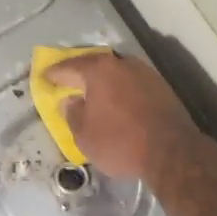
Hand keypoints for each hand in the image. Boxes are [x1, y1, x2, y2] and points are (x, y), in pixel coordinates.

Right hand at [45, 50, 197, 180]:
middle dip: (81, 73)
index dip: (55, 73)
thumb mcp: (84, 136)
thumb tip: (70, 101)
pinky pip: (132, 84)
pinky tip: (117, 102)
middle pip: (96, 65)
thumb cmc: (120, 142)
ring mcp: (145, 73)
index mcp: (99, 71)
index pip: (70, 67)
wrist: (171, 151)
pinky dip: (121, 90)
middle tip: (69, 81)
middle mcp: (123, 64)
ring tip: (94, 93)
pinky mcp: (162, 87)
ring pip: (117, 72)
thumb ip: (72, 114)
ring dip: (104, 82)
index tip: (45, 77)